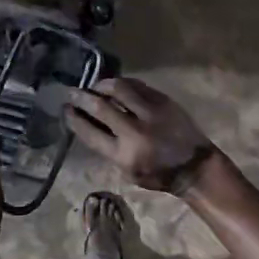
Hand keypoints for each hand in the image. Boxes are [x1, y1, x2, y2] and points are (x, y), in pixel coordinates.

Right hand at [65, 78, 217, 194]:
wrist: (194, 166)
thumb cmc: (158, 174)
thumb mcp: (128, 170)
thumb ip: (108, 148)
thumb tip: (89, 124)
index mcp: (123, 154)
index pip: (90, 132)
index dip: (74, 118)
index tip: (65, 109)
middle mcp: (134, 131)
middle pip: (100, 107)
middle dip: (81, 97)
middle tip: (71, 92)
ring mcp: (150, 112)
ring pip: (119, 88)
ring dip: (102, 85)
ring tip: (95, 86)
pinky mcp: (163, 100)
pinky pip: (138, 85)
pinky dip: (124, 84)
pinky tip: (117, 86)